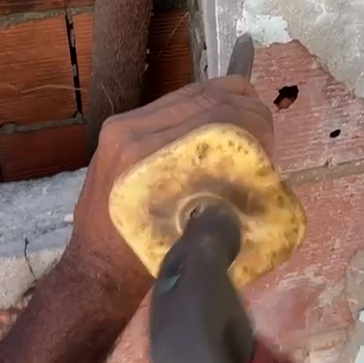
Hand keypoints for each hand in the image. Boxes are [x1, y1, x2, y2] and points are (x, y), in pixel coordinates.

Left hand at [59, 75, 275, 317]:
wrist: (94, 268)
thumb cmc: (142, 261)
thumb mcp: (188, 233)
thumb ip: (218, 196)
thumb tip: (262, 173)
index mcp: (144, 154)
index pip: (212, 116)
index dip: (252, 125)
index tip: (269, 151)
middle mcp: (130, 130)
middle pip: (204, 97)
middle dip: (247, 110)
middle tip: (266, 140)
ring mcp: (123, 124)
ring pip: (192, 94)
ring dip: (230, 104)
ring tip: (252, 128)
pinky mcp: (122, 126)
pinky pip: (176, 102)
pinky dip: (208, 107)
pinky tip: (226, 124)